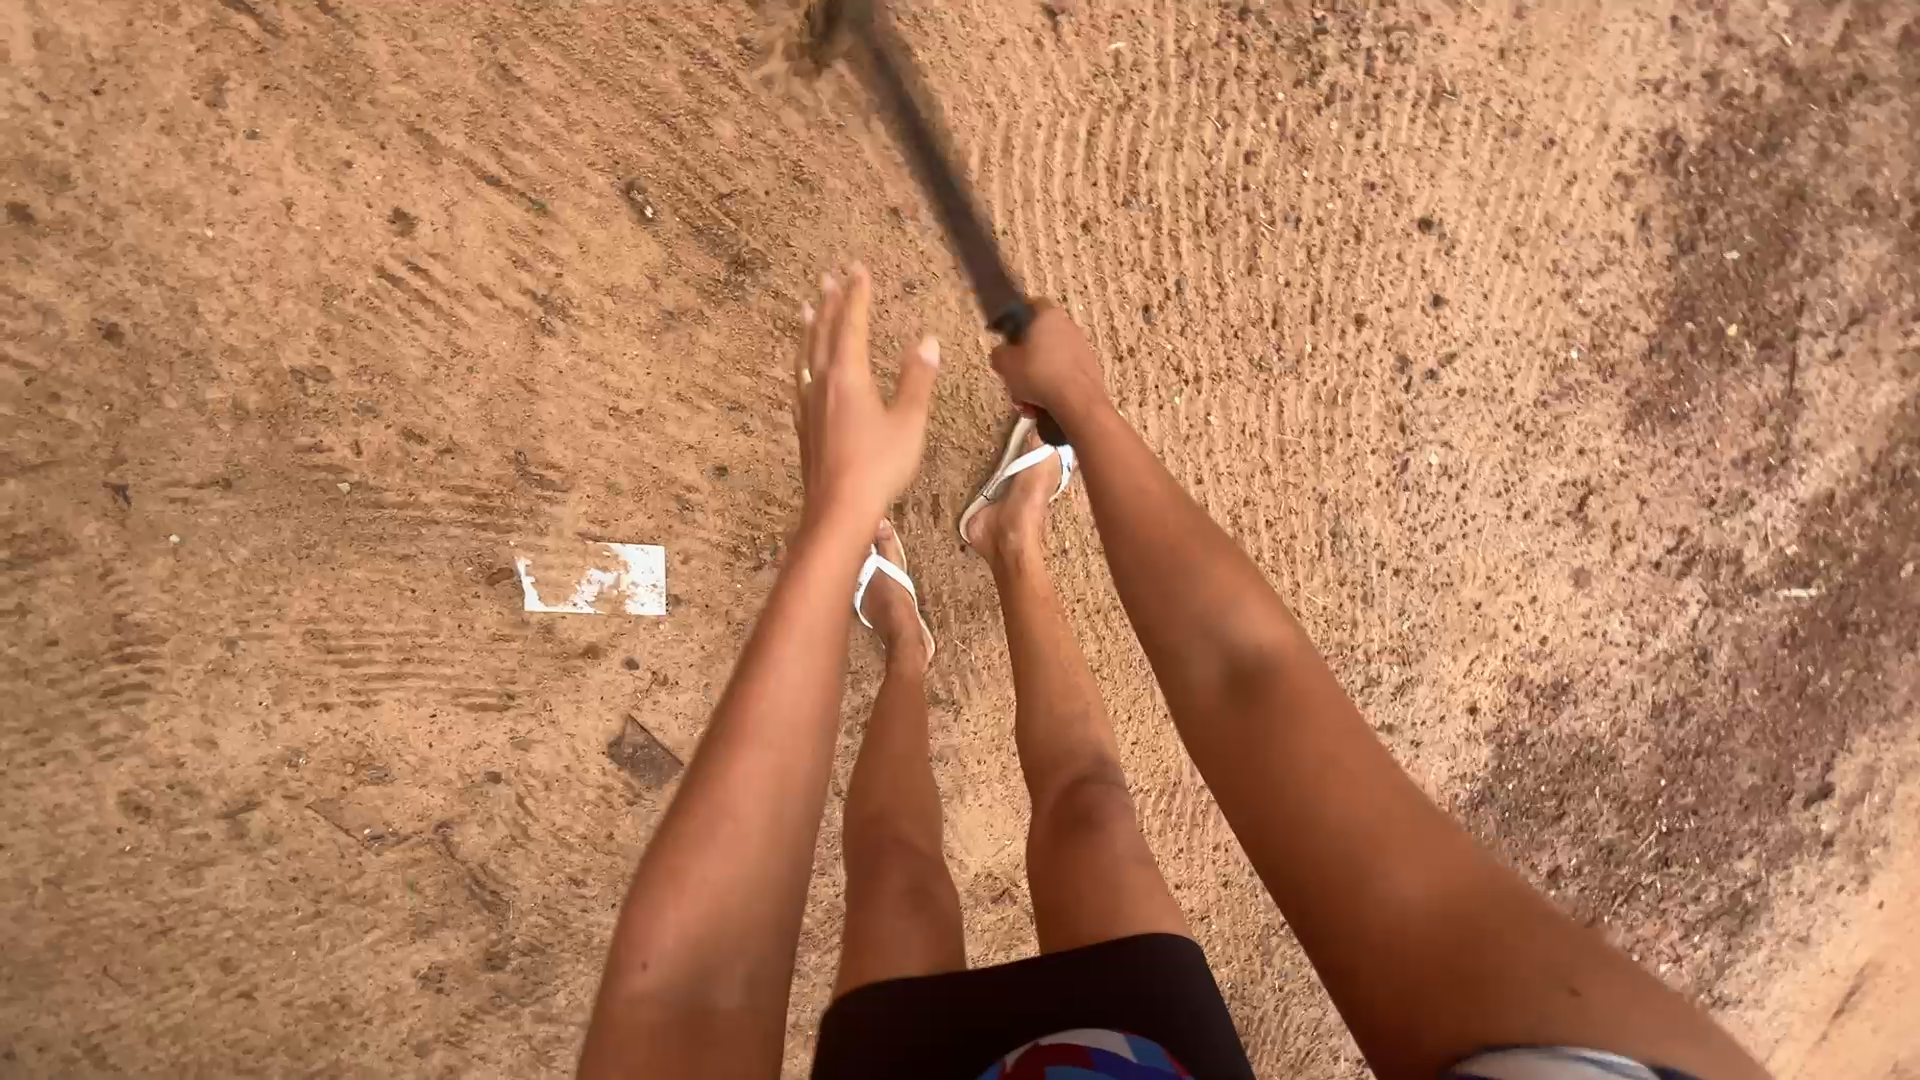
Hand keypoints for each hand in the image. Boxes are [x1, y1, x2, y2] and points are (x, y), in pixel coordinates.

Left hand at [791, 264, 940, 531]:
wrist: (838, 510)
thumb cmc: (879, 467)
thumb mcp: (909, 422)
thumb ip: (917, 379)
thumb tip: (928, 341)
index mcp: (849, 377)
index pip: (851, 325)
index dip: (856, 295)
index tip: (858, 269)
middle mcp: (823, 384)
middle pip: (824, 334)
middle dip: (830, 303)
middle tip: (831, 276)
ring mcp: (809, 406)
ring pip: (807, 357)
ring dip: (810, 329)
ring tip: (808, 308)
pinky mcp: (804, 427)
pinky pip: (800, 382)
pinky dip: (802, 364)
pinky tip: (803, 371)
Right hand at [988, 301, 1108, 423]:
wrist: (1076, 400)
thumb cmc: (1038, 374)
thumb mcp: (1004, 364)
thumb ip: (999, 353)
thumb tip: (1002, 353)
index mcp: (1047, 315)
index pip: (1029, 305)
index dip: (1015, 320)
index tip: (1006, 336)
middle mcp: (1067, 325)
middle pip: (1039, 338)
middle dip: (1024, 360)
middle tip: (1014, 377)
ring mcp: (1081, 347)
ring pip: (1050, 360)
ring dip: (1036, 379)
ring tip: (1026, 401)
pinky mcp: (1089, 368)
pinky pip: (1063, 375)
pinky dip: (1051, 388)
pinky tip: (1042, 406)